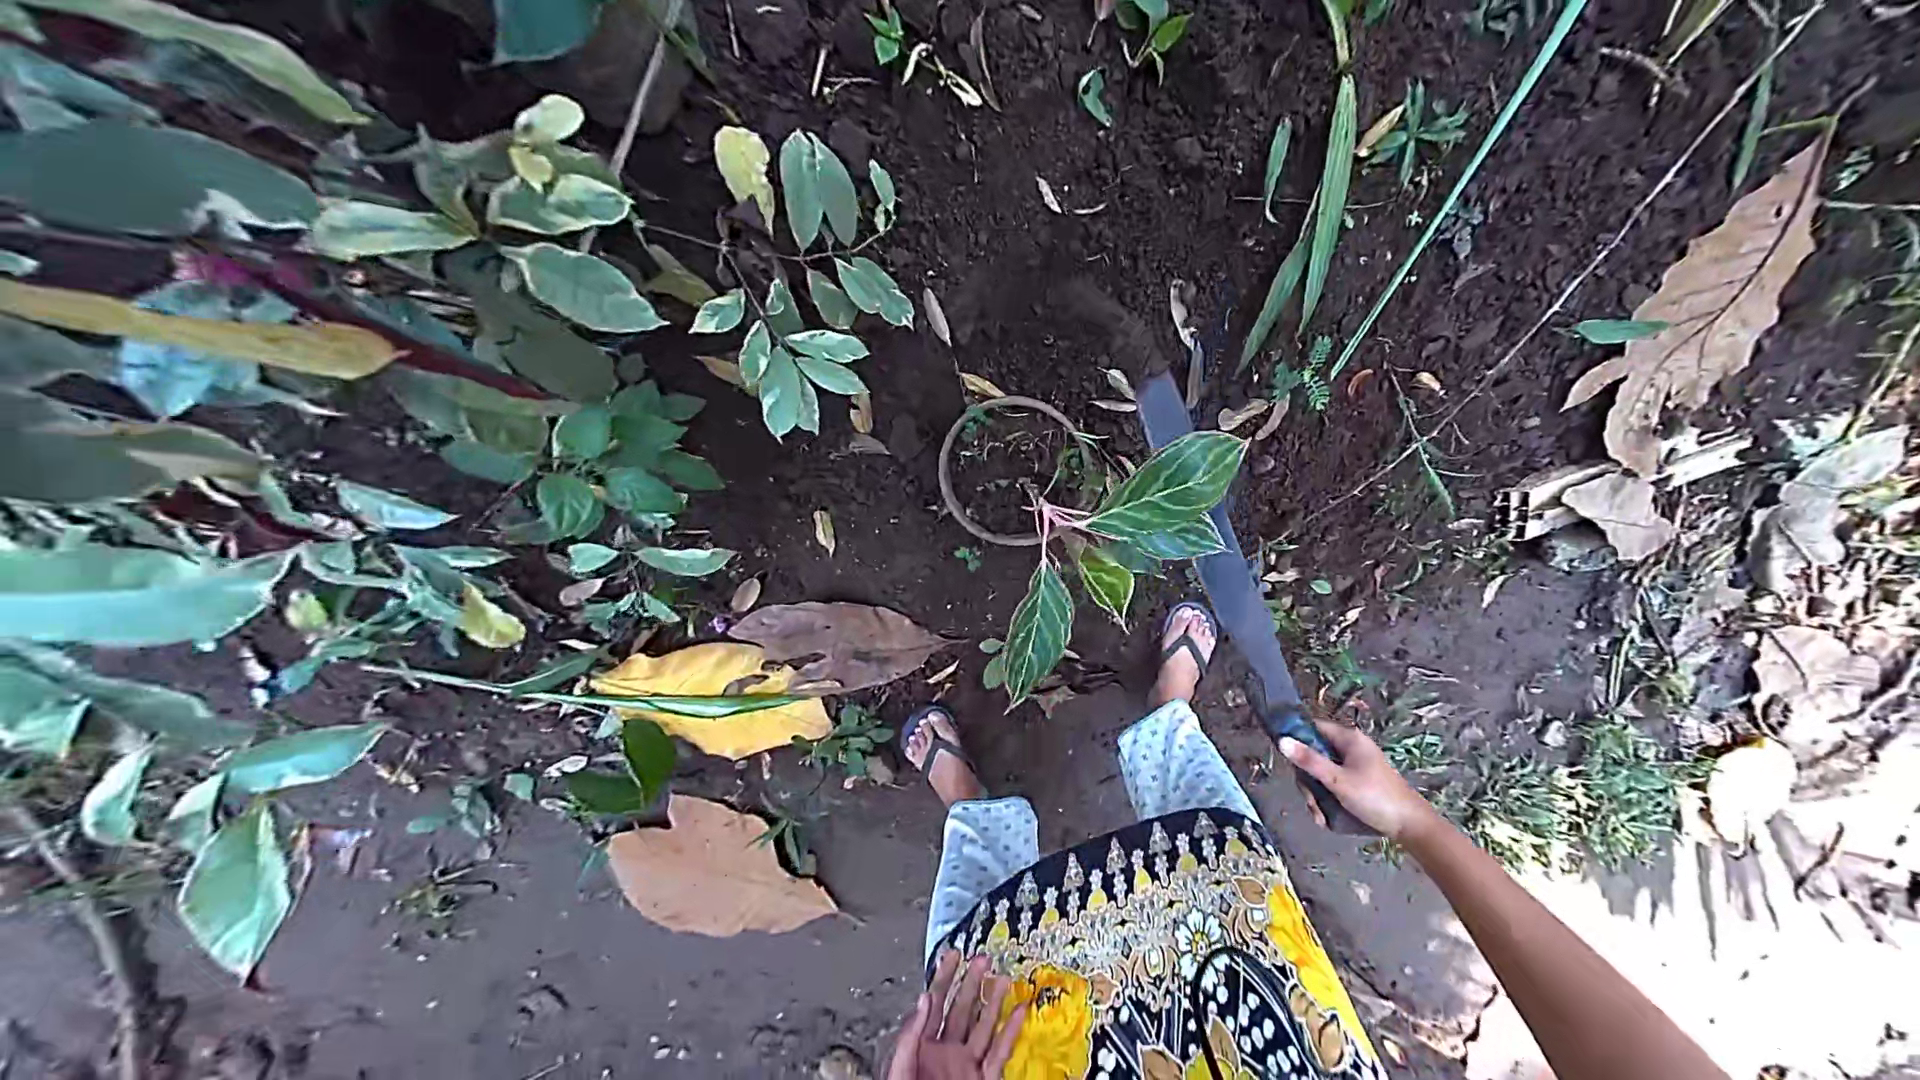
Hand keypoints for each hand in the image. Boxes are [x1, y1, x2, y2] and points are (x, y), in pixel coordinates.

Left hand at [885, 949, 1026, 1079]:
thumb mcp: (900, 1072)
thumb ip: (911, 1036)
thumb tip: (924, 997)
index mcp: (921, 1047)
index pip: (934, 1002)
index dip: (944, 977)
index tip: (955, 954)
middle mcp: (945, 1053)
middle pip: (962, 1009)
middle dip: (972, 983)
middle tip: (983, 959)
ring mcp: (965, 1068)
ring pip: (984, 1028)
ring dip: (994, 1003)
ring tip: (1005, 978)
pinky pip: (999, 1055)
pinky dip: (1011, 1032)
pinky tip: (1020, 1012)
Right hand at [1280, 720, 1441, 841]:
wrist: (1414, 827)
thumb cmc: (1376, 798)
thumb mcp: (1338, 780)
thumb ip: (1309, 760)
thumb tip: (1281, 741)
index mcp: (1349, 738)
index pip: (1312, 727)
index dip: (1296, 739)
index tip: (1287, 759)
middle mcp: (1351, 747)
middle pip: (1314, 754)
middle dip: (1308, 780)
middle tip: (1310, 800)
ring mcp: (1355, 765)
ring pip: (1321, 772)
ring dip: (1316, 793)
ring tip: (1319, 814)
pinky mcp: (1358, 781)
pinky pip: (1333, 783)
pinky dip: (1327, 798)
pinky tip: (1326, 815)